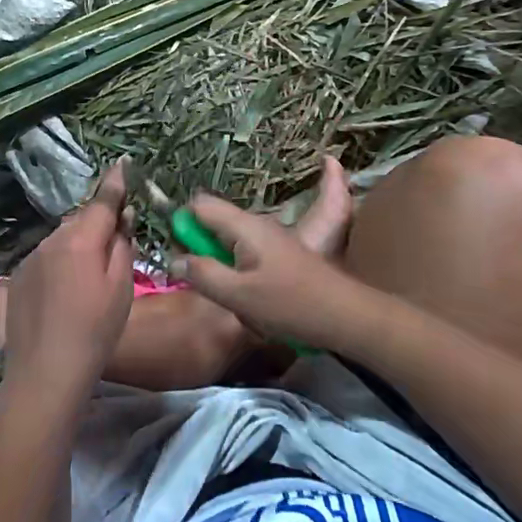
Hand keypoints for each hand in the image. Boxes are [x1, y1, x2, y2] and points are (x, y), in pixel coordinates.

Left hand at [2, 159, 135, 398]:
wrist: (45, 373)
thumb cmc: (94, 332)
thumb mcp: (121, 288)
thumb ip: (122, 246)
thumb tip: (121, 219)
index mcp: (80, 240)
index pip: (102, 201)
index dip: (115, 183)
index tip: (123, 164)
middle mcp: (51, 240)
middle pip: (81, 220)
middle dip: (99, 220)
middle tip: (119, 233)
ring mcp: (31, 258)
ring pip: (63, 238)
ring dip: (79, 243)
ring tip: (93, 271)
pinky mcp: (19, 277)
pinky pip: (47, 257)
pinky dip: (61, 261)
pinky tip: (68, 289)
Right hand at [172, 176, 389, 353]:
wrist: (345, 316)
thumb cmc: (290, 304)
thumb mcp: (237, 295)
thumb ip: (202, 274)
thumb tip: (175, 260)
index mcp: (245, 226)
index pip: (201, 204)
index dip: (184, 223)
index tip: (183, 252)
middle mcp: (258, 224)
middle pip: (215, 220)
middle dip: (201, 245)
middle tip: (203, 278)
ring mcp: (272, 238)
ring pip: (230, 238)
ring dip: (220, 260)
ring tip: (227, 291)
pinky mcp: (282, 254)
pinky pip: (246, 252)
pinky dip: (238, 268)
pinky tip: (247, 295)